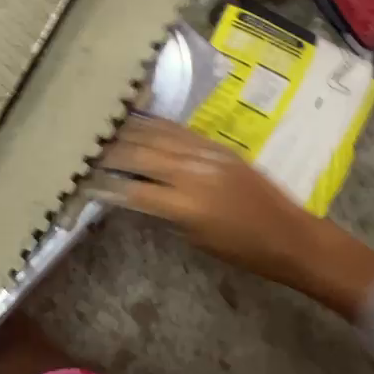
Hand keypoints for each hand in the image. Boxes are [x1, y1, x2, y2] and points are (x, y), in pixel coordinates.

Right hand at [94, 116, 373, 319]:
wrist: (293, 236)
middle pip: (137, 153)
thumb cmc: (243, 251)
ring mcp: (205, 154)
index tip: (81, 179)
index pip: (131, 189)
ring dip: (123, 131)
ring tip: (99, 128)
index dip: (103, 184)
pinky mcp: (215, 145)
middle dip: (106, 151)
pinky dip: (149, 124)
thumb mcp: (194, 239)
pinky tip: (132, 121)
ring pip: (154, 134)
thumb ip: (160, 212)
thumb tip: (130, 192)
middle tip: (81, 146)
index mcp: (186, 205)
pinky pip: (175, 129)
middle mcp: (193, 173)